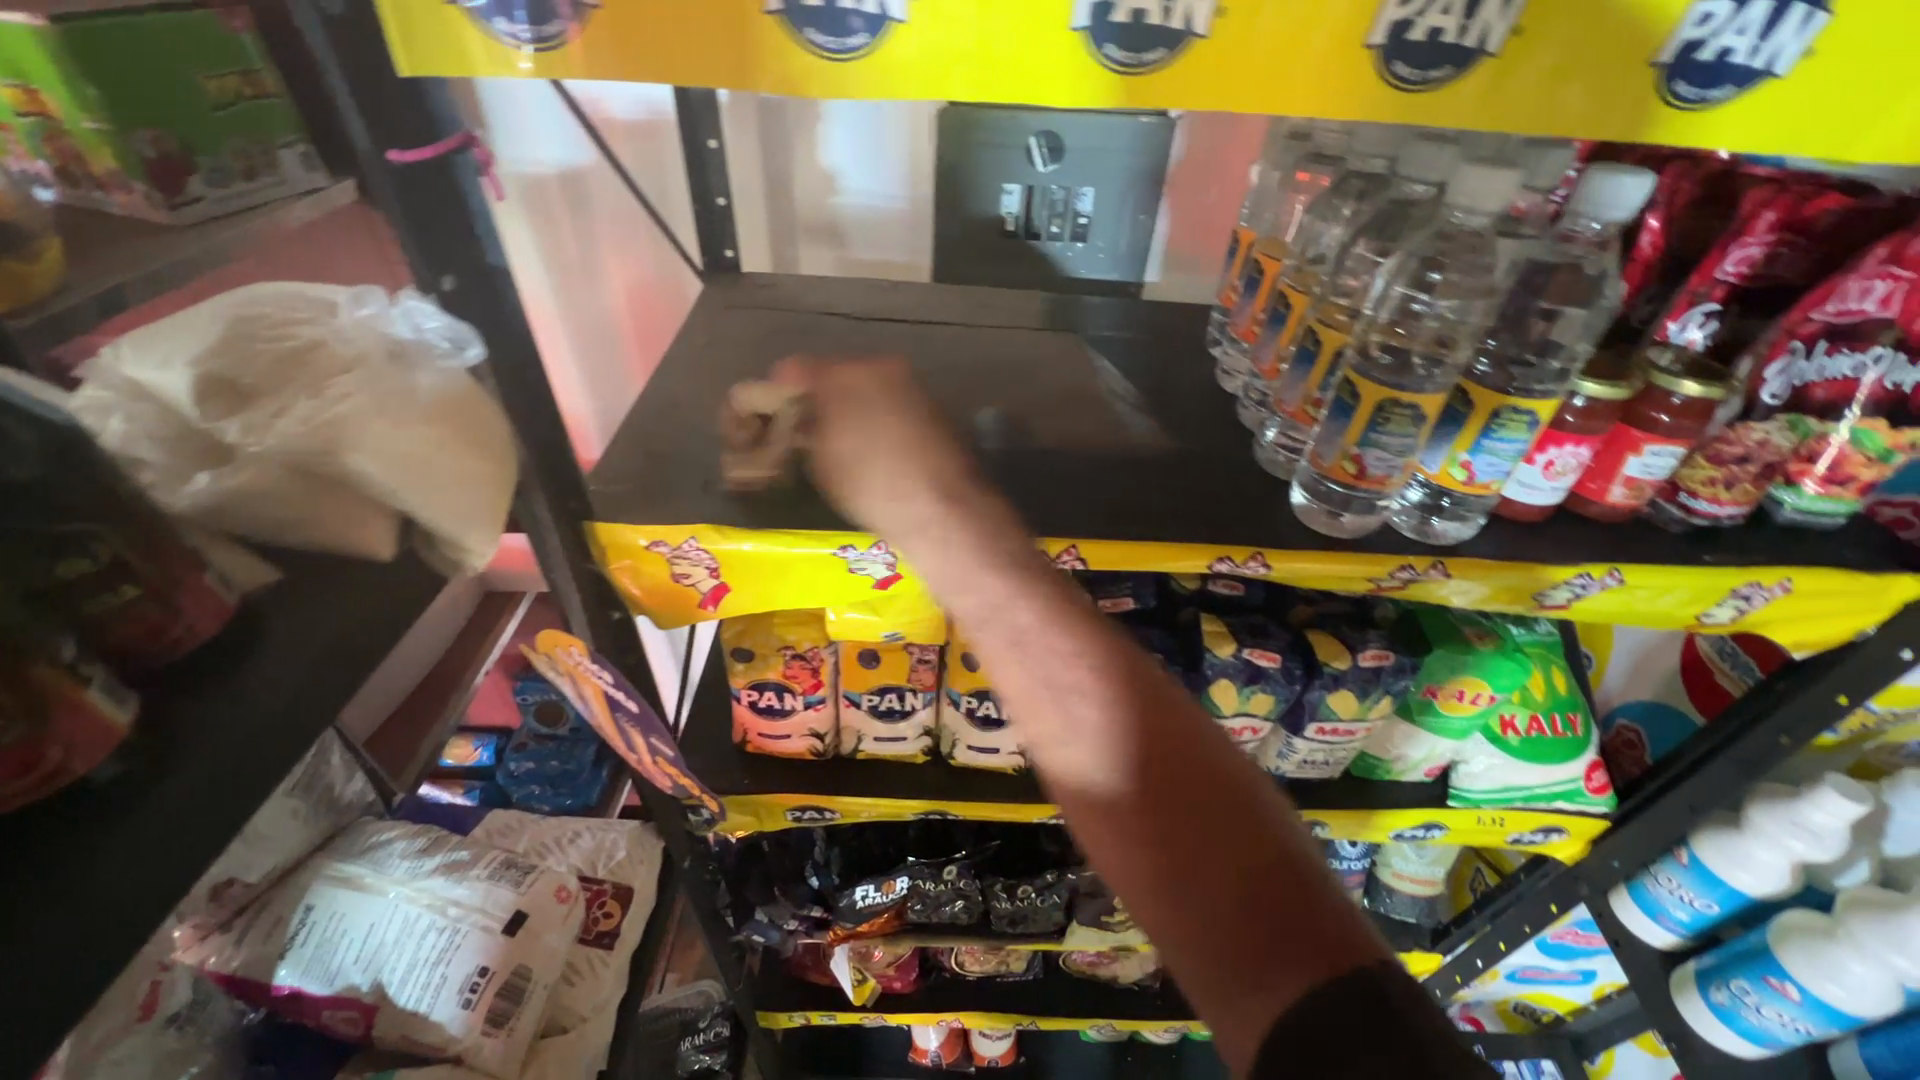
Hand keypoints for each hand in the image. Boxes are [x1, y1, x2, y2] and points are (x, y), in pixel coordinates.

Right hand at [772, 355, 999, 543]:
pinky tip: (876, 448)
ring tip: (840, 442)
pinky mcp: (933, 406)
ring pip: (867, 387)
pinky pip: (892, 403)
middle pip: (835, 374)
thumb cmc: (870, 486)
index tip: (771, 416)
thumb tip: (801, 421)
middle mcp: (879, 367)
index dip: (778, 393)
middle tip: (805, 430)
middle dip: (818, 398)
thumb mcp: (820, 462)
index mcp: (843, 374)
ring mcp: (910, 384)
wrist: (941, 507)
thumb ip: (804, 430)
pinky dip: (878, 417)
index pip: (794, 370)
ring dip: (850, 407)